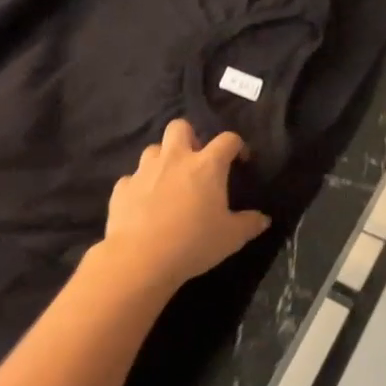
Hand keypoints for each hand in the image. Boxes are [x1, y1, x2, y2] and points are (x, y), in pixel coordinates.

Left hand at [90, 119, 271, 293]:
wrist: (141, 258)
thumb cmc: (194, 242)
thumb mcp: (231, 238)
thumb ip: (249, 224)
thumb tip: (263, 219)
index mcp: (206, 165)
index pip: (227, 140)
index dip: (237, 146)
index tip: (240, 160)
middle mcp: (174, 159)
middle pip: (180, 127)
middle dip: (189, 136)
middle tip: (195, 160)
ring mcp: (144, 171)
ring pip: (152, 149)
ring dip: (162, 160)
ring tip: (168, 182)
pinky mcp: (122, 188)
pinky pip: (132, 179)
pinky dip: (139, 187)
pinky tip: (143, 204)